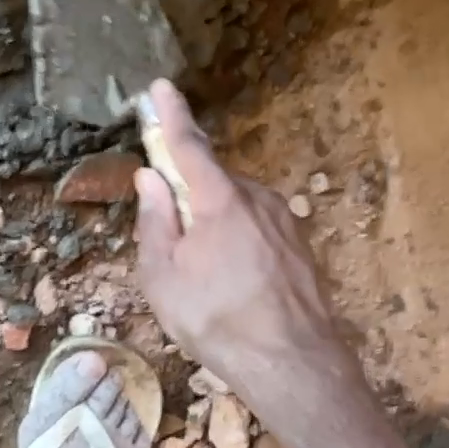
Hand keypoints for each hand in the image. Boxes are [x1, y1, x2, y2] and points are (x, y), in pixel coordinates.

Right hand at [132, 81, 357, 426]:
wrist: (292, 361)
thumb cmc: (214, 319)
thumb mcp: (163, 276)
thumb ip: (154, 222)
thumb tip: (149, 179)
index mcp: (217, 200)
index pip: (187, 145)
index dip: (170, 114)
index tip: (159, 86)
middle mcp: (256, 197)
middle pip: (210, 179)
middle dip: (184, 193)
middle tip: (167, 239)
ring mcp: (283, 219)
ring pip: (233, 205)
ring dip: (210, 222)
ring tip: (200, 275)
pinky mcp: (298, 242)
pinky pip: (254, 225)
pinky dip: (233, 238)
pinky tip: (230, 281)